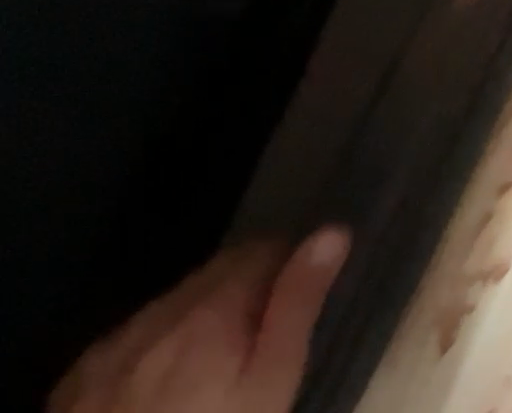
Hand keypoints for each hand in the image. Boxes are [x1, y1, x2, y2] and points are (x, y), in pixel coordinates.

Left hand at [47, 227, 350, 412]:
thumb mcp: (276, 375)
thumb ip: (300, 302)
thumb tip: (333, 232)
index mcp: (214, 307)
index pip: (262, 249)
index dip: (289, 261)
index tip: (303, 288)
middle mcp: (160, 313)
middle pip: (214, 270)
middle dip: (246, 281)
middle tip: (267, 323)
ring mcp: (114, 345)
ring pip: (173, 300)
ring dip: (201, 308)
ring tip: (220, 351)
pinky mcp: (79, 378)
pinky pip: (132, 334)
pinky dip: (158, 338)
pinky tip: (165, 375)